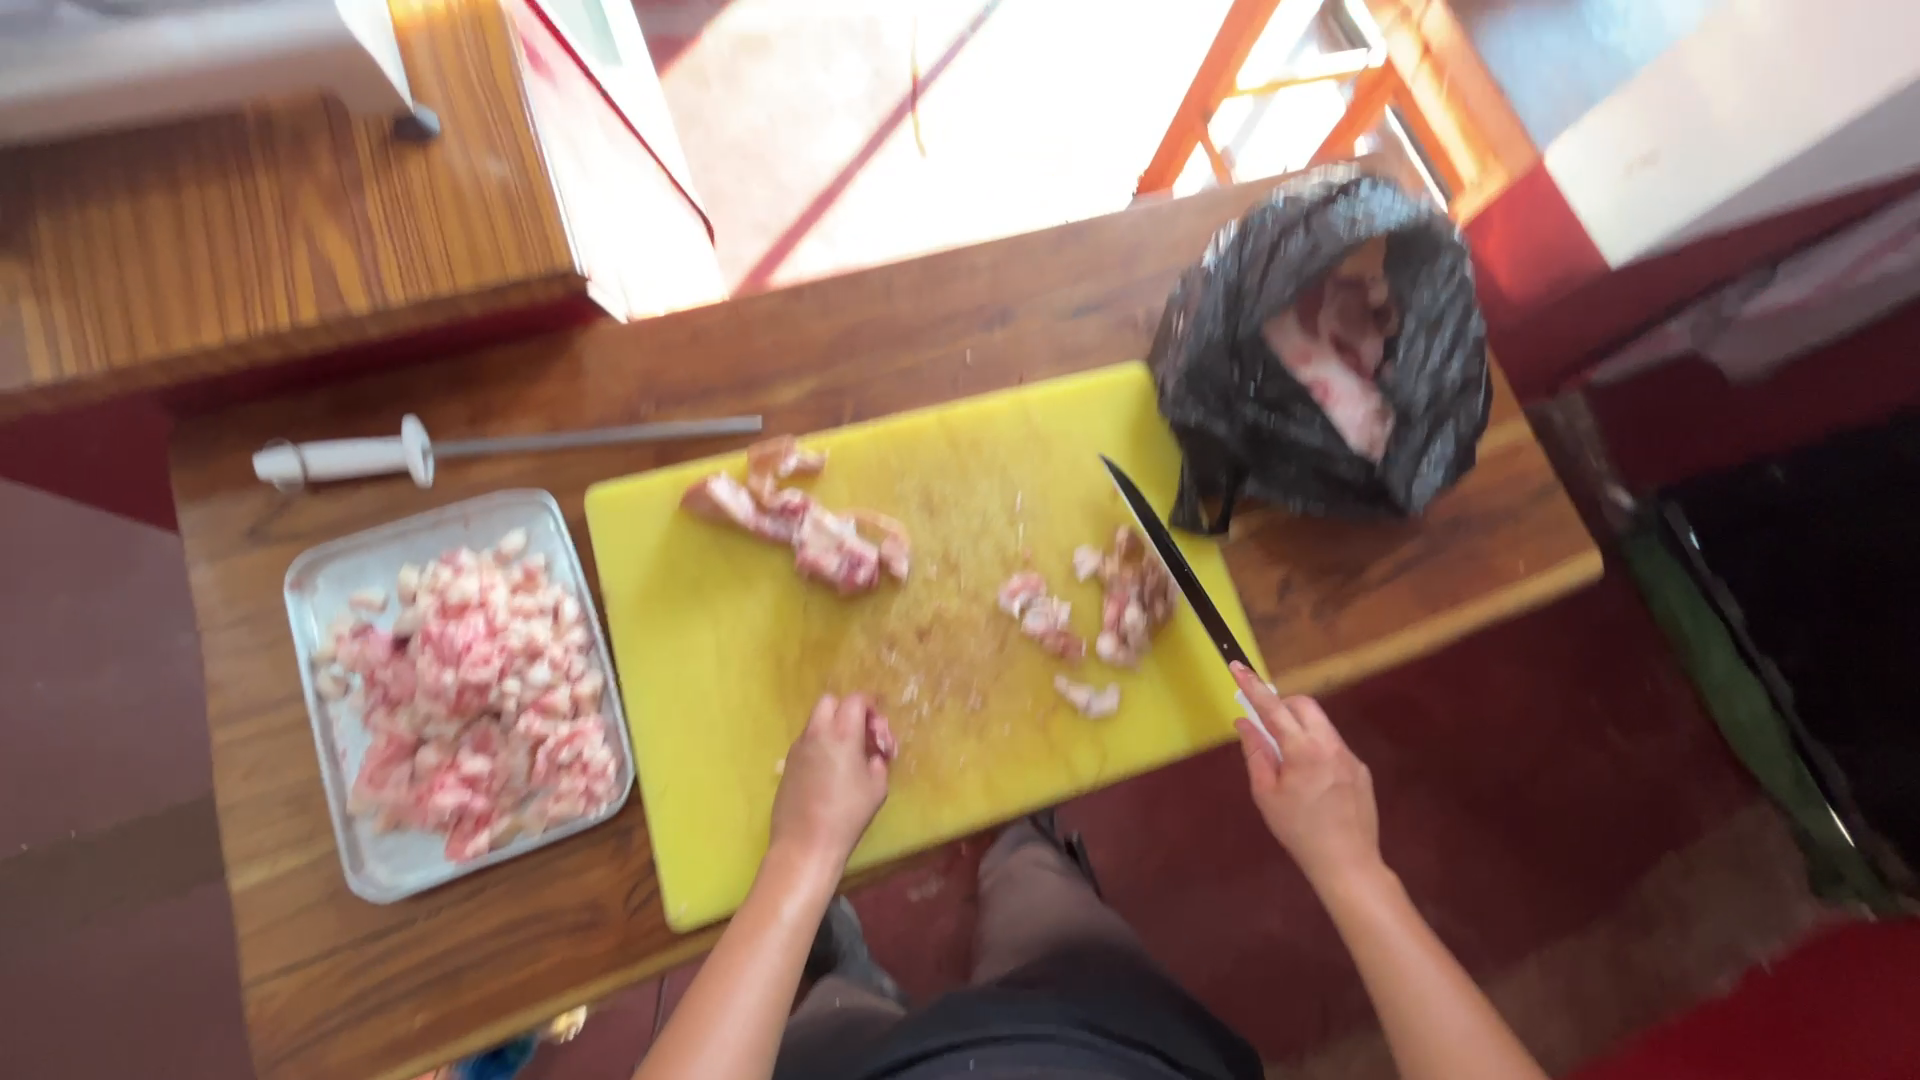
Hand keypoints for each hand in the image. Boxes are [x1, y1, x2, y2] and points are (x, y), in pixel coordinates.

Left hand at [769, 693, 891, 875]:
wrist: (806, 844)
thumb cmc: (847, 815)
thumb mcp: (878, 786)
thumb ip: (878, 760)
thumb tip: (872, 754)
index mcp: (842, 733)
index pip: (856, 699)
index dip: (871, 705)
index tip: (879, 726)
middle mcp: (817, 732)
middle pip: (830, 701)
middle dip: (848, 711)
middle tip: (862, 736)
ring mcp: (798, 747)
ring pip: (816, 721)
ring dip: (833, 727)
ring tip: (848, 756)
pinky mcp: (787, 763)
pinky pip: (807, 741)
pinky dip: (820, 744)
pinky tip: (830, 771)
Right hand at [1231, 663, 1383, 892]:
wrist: (1347, 863)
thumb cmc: (1298, 829)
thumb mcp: (1266, 793)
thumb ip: (1255, 752)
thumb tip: (1244, 724)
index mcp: (1303, 750)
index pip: (1272, 707)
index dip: (1252, 686)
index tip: (1238, 666)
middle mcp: (1330, 745)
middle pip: (1303, 705)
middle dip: (1282, 705)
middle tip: (1266, 727)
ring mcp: (1349, 756)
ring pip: (1320, 724)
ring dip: (1299, 727)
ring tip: (1288, 759)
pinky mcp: (1360, 769)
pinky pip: (1332, 745)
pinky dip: (1315, 747)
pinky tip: (1311, 780)